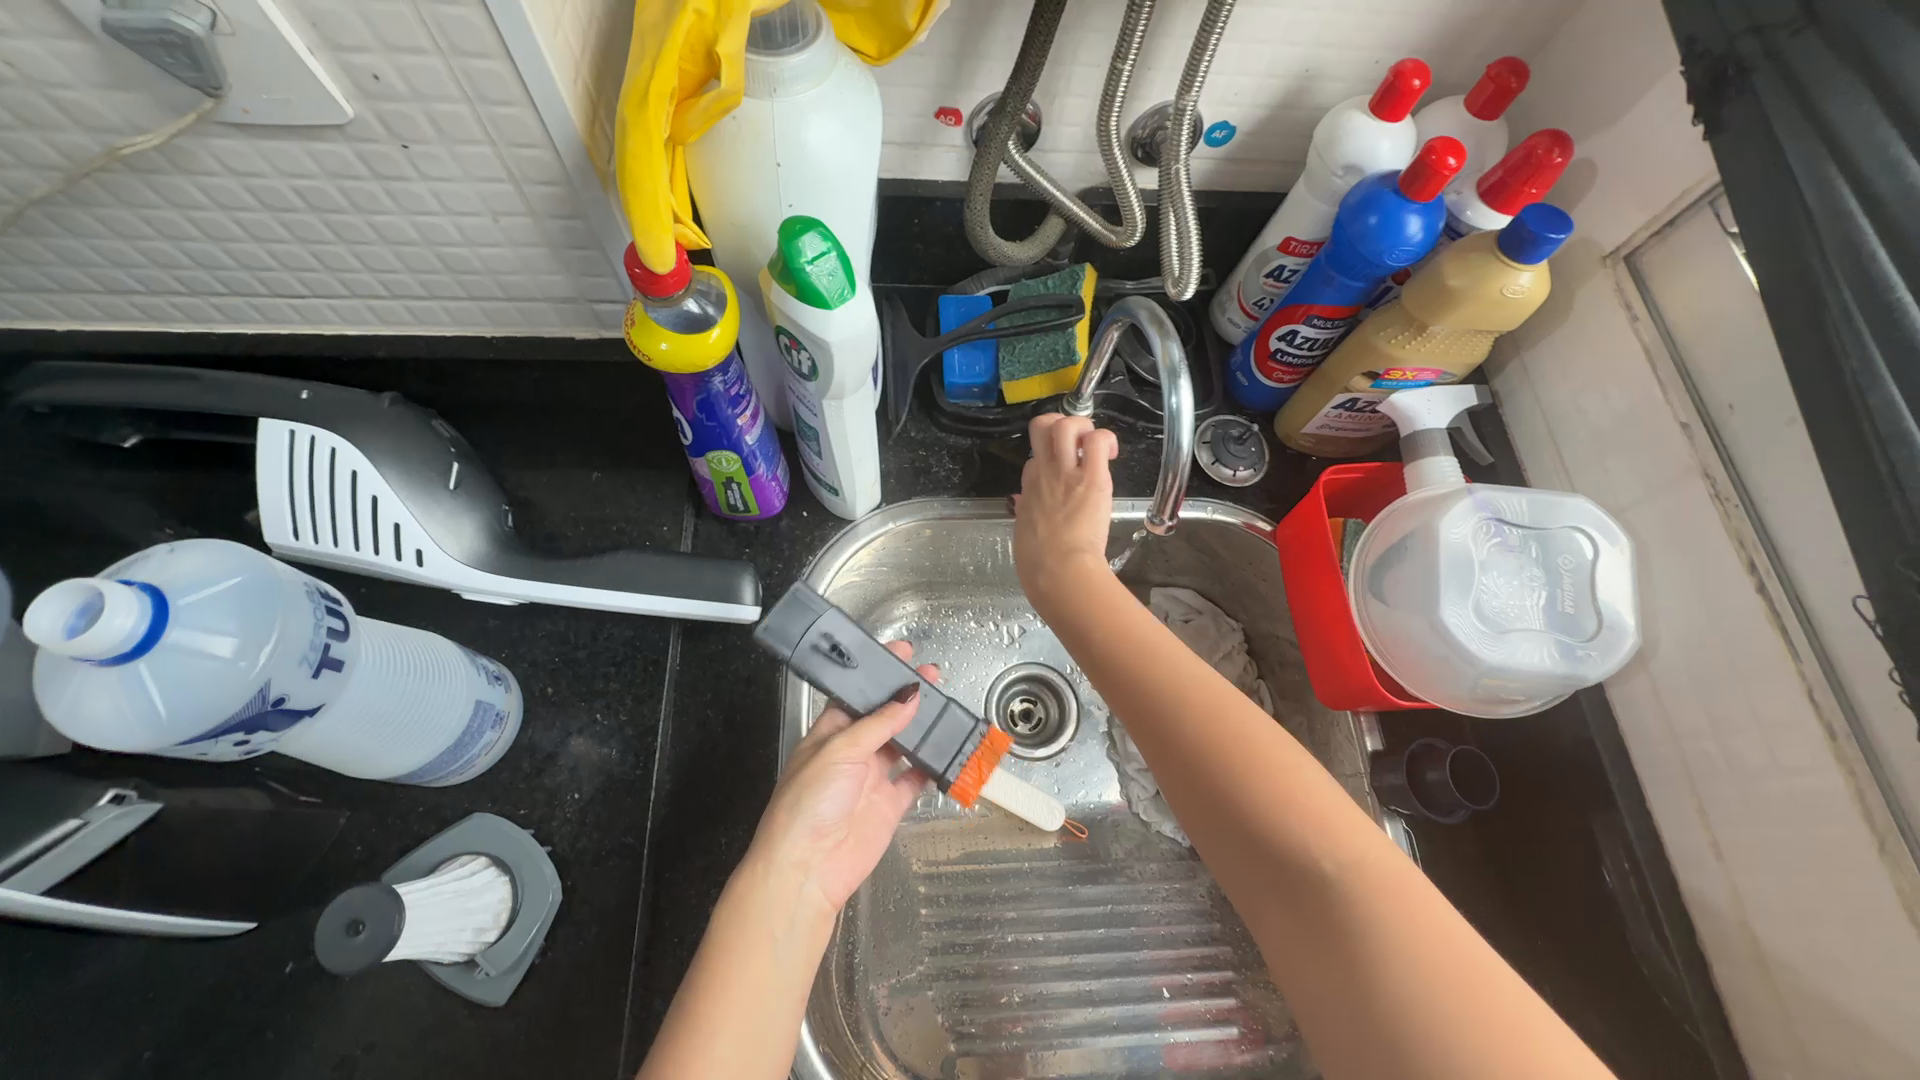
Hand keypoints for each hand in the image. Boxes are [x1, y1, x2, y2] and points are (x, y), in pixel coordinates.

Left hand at [744, 641, 935, 914]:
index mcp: (829, 733)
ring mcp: (871, 779)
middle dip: (907, 697)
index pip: (857, 695)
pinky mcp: (889, 806)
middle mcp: (851, 753)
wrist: (806, 869)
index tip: (902, 655)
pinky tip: (947, 753)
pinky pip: (914, 780)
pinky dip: (931, 768)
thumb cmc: (806, 806)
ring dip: (923, 728)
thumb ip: (878, 724)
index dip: (879, 675)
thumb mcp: (840, 752)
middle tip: (934, 676)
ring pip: (903, 745)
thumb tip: (909, 696)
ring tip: (946, 707)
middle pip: (884, 717)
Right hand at [1015, 413, 1119, 606]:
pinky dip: (1106, 439)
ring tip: (1094, 447)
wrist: (1058, 570)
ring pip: (1067, 424)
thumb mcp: (1022, 531)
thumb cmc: (1039, 562)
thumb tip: (1022, 506)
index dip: (1050, 460)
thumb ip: (1025, 513)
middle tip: (1077, 444)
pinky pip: (1098, 440)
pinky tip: (1111, 455)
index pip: (1035, 457)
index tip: (1065, 474)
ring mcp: (1067, 472)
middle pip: (1043, 426)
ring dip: (1084, 428)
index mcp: (1029, 487)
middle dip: (1061, 425)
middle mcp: (1045, 472)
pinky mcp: (1092, 478)